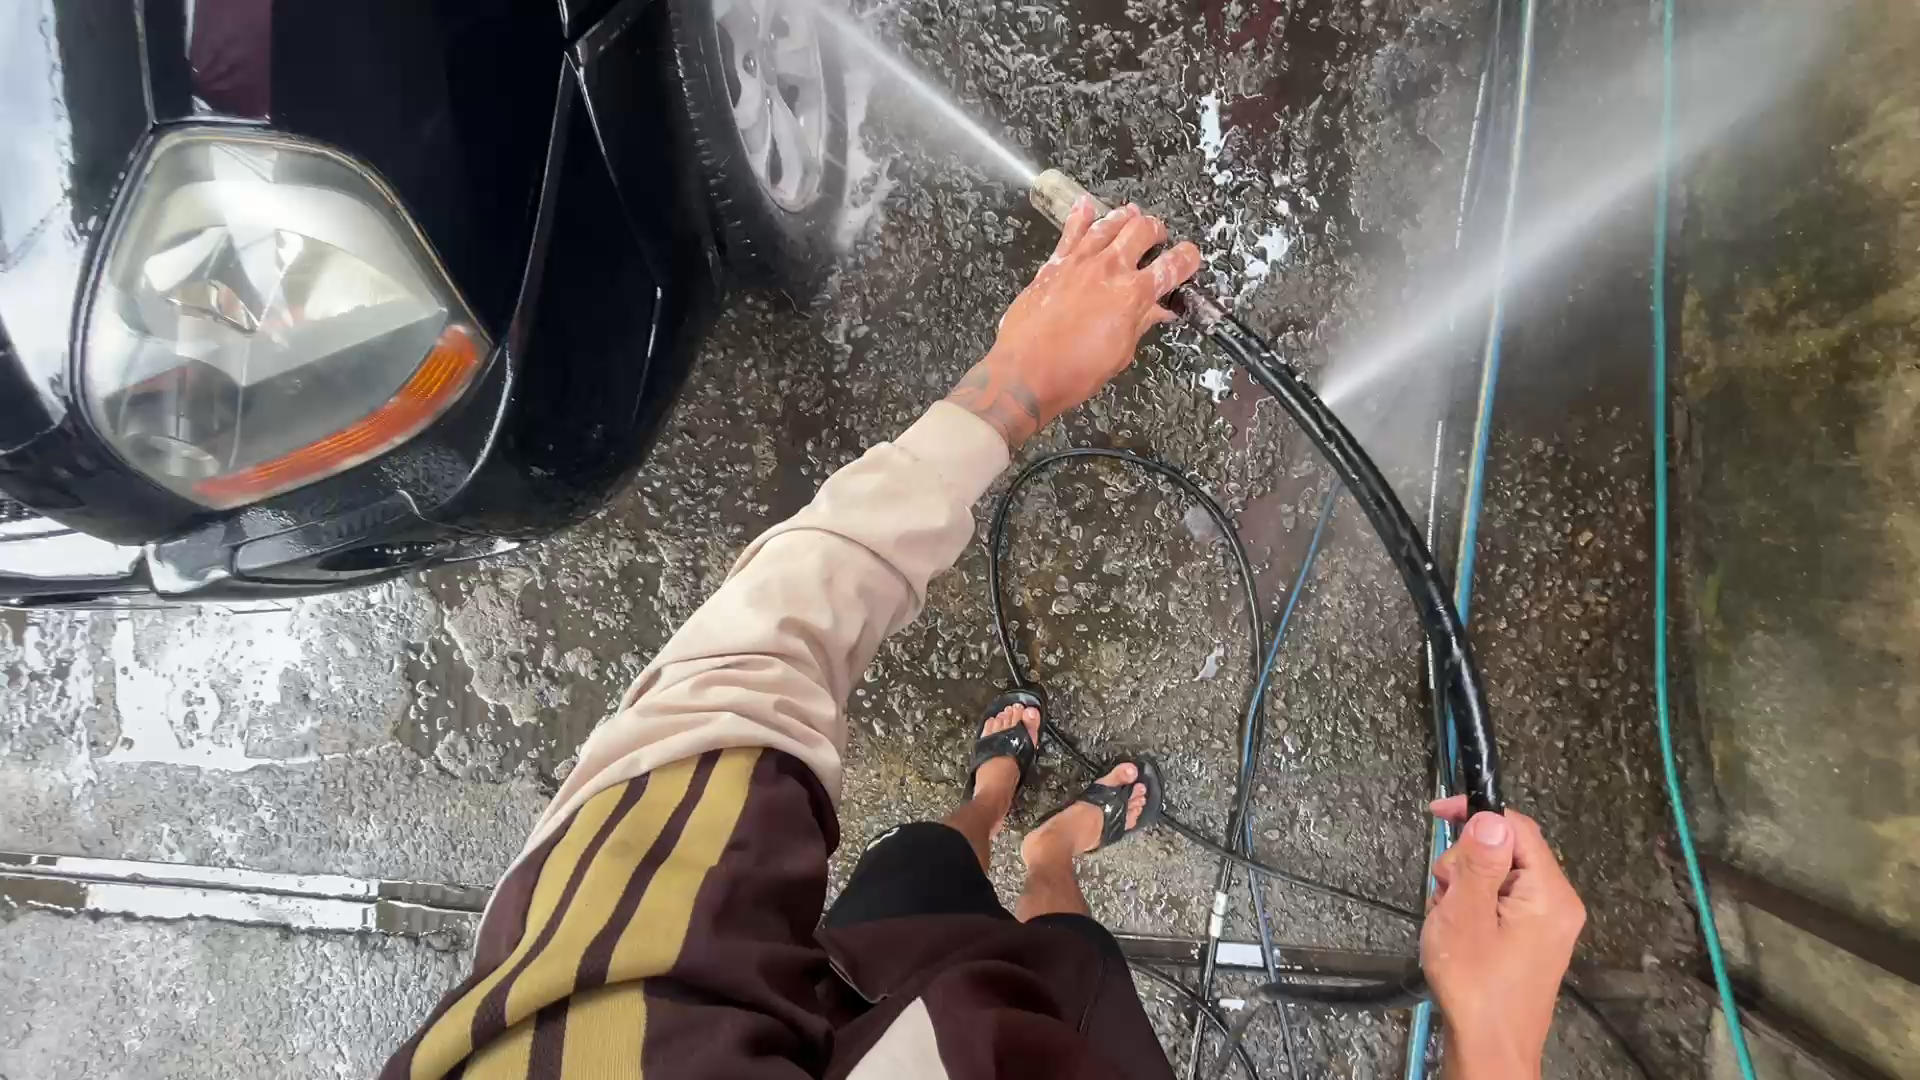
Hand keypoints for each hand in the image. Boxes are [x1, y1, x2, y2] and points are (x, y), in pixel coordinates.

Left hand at [945, 197, 1202, 446]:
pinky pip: (1069, 232)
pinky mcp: (1053, 266)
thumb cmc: (1072, 372)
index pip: (1172, 266)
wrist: (1025, 372)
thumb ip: (1139, 324)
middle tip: (1156, 239)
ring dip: (1124, 217)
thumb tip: (1158, 310)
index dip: (1187, 260)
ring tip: (1131, 215)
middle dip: (1155, 231)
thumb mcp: (1119, 354)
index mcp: (1132, 295)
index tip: (1188, 260)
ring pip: (1108, 223)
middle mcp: (1109, 269)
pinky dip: (1080, 215)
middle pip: (1142, 230)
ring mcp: (1079, 263)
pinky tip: (1085, 204)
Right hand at [1422, 797, 1586, 1079]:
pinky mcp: (1528, 934)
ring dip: (1461, 883)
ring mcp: (1543, 920)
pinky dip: (1469, 902)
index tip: (1437, 812)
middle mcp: (1555, 903)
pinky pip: (1495, 896)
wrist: (1487, 1043)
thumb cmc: (1475, 980)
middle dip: (1464, 859)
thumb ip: (1480, 862)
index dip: (1476, 812)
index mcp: (1549, 894)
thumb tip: (1491, 817)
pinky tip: (1457, 926)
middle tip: (1446, 890)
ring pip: (1494, 872)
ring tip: (1450, 915)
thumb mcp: (1467, 913)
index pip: (1516, 827)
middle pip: (1503, 848)